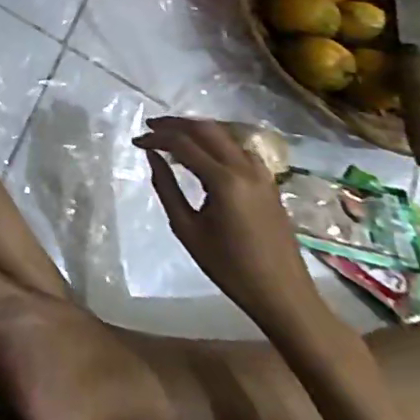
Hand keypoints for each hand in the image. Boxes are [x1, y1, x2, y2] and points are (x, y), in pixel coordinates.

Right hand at [134, 116, 312, 318]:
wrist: (283, 294)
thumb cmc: (230, 268)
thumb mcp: (188, 230)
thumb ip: (167, 188)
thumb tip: (152, 156)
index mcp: (224, 180)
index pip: (183, 144)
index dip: (157, 138)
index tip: (137, 141)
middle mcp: (245, 167)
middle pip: (206, 129)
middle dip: (175, 124)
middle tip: (150, 126)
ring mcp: (261, 172)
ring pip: (224, 134)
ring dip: (197, 129)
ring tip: (173, 136)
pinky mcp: (269, 180)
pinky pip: (238, 147)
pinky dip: (217, 141)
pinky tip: (205, 152)